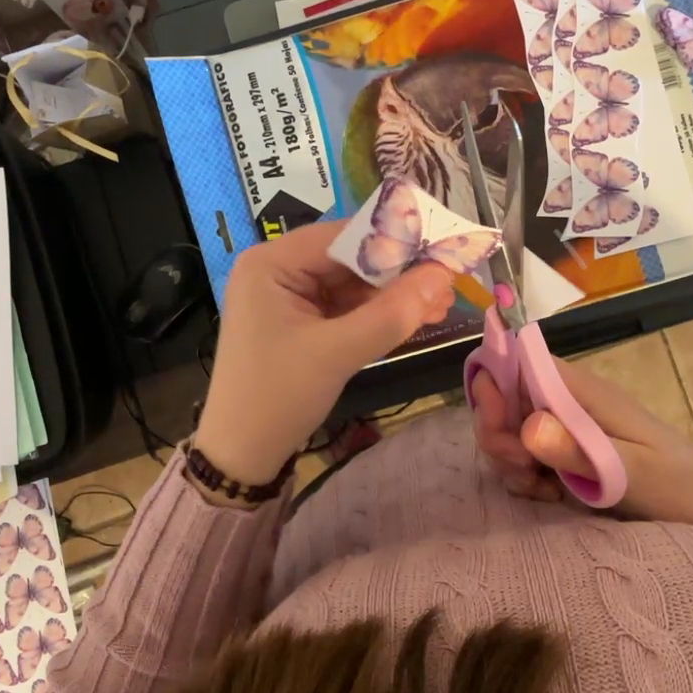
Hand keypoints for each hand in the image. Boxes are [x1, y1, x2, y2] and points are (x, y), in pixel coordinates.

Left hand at [194, 221, 456, 484]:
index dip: (396, 242)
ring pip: (353, 284)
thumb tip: (443, 275)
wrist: (241, 455)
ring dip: (395, 295)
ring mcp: (289, 297)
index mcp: (271, 263)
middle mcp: (277, 270)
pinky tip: (417, 317)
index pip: (344, 237)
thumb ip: (392, 313)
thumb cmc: (278, 397)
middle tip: (451, 282)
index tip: (445, 251)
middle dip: (400, 272)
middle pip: (350, 258)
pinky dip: (379, 314)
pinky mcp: (300, 323)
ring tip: (444, 303)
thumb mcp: (338, 353)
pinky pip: (346, 308)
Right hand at [470, 356, 692, 542]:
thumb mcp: (630, 470)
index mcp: (579, 389)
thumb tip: (526, 427)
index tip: (500, 429)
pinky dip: (523, 479)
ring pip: (507, 433)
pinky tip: (548, 495)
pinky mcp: (562, 456)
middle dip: (498, 436)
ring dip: (510, 463)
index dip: (493, 387)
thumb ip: (577, 449)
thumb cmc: (677, 483)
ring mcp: (562, 429)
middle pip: (502, 401)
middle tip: (525, 470)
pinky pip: (522, 460)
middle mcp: (564, 402)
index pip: (516, 361)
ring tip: (541, 488)